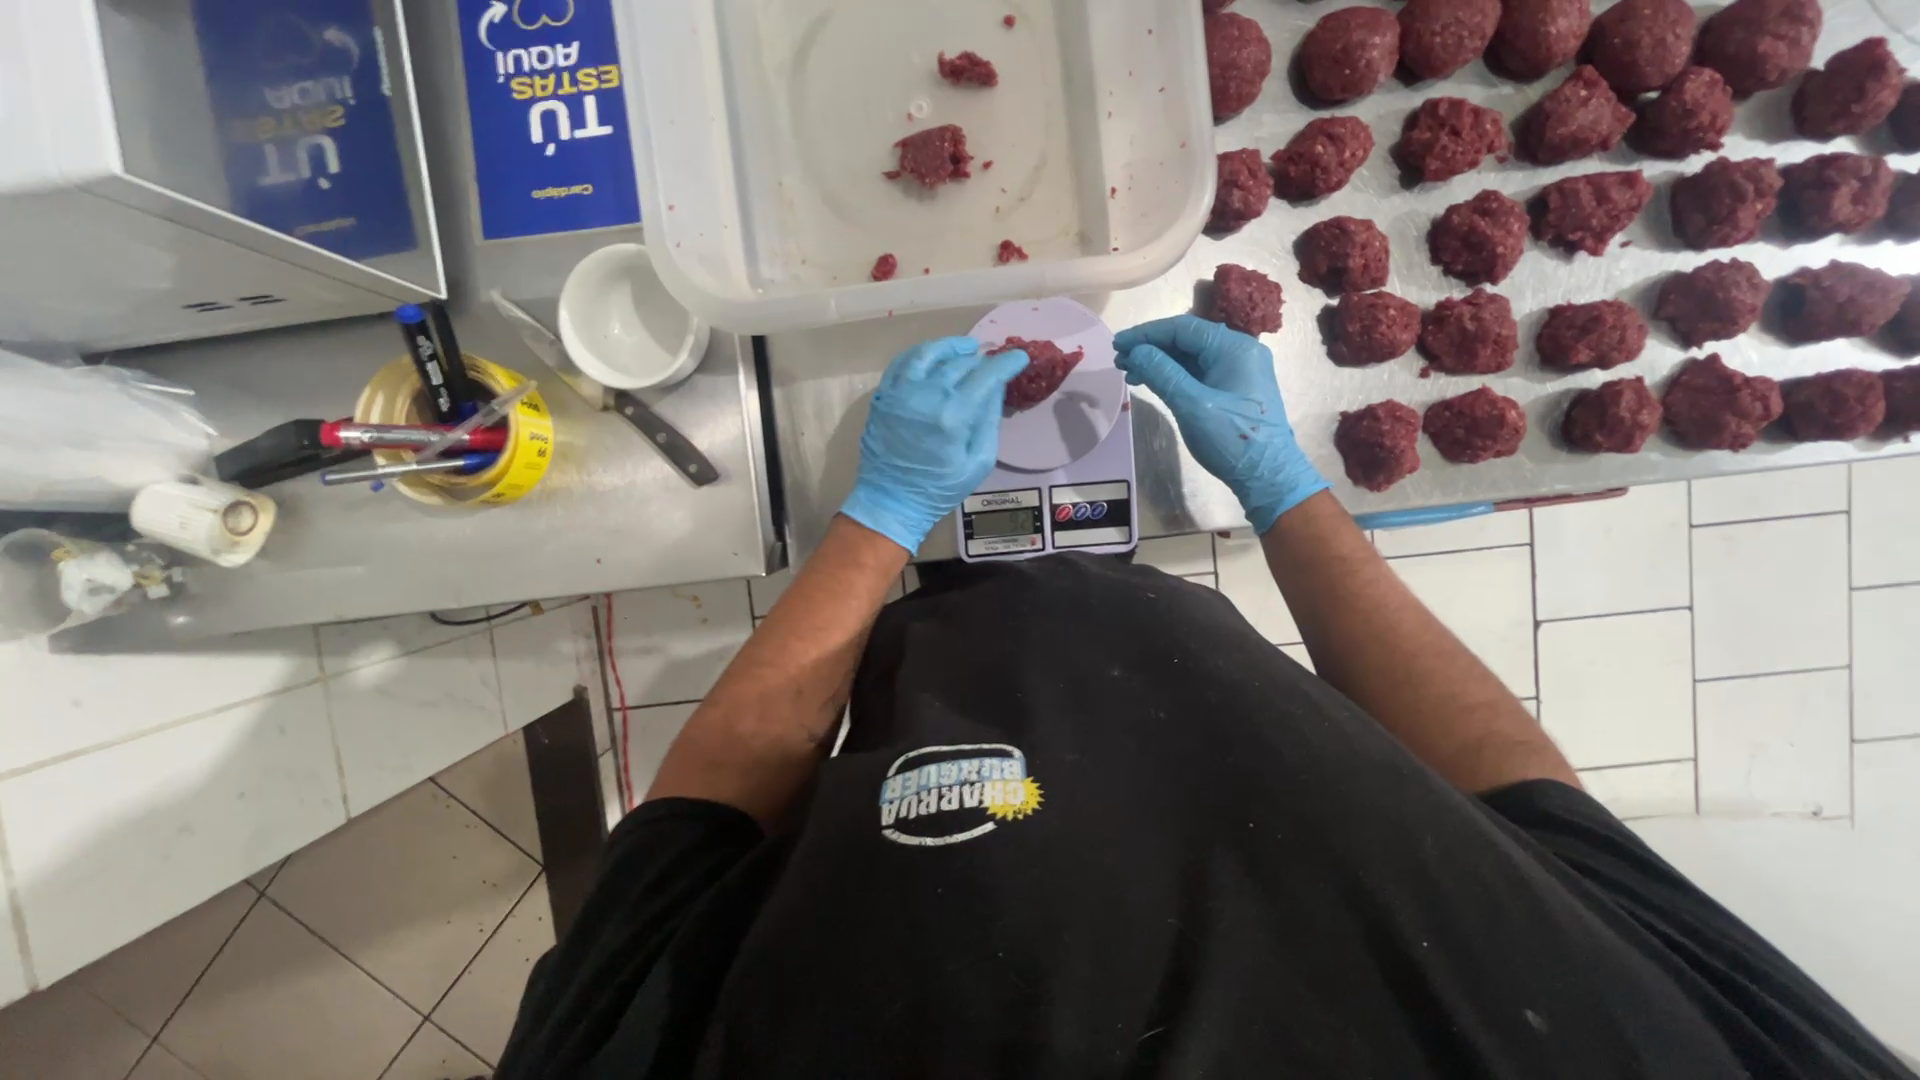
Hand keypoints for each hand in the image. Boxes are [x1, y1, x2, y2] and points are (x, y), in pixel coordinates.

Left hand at [840, 336, 1029, 552]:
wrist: (891, 500)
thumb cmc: (940, 488)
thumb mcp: (978, 462)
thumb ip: (988, 420)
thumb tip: (996, 387)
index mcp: (953, 415)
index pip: (986, 376)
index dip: (1006, 363)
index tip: (1019, 357)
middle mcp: (926, 396)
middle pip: (959, 363)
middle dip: (981, 358)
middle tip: (992, 360)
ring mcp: (900, 393)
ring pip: (928, 354)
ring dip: (950, 347)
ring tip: (966, 348)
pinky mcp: (884, 396)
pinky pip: (903, 363)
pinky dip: (921, 354)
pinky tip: (934, 357)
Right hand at [1113, 315, 1328, 532]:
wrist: (1267, 476)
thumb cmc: (1231, 440)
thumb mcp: (1192, 405)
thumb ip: (1163, 374)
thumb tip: (1137, 351)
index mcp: (1234, 348)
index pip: (1183, 328)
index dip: (1147, 334)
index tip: (1118, 344)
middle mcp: (1239, 352)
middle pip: (1187, 340)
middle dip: (1151, 348)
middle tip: (1119, 361)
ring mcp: (1238, 371)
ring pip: (1191, 357)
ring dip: (1159, 362)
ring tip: (1130, 373)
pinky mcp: (1233, 389)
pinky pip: (1198, 373)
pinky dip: (1173, 375)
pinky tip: (1153, 383)